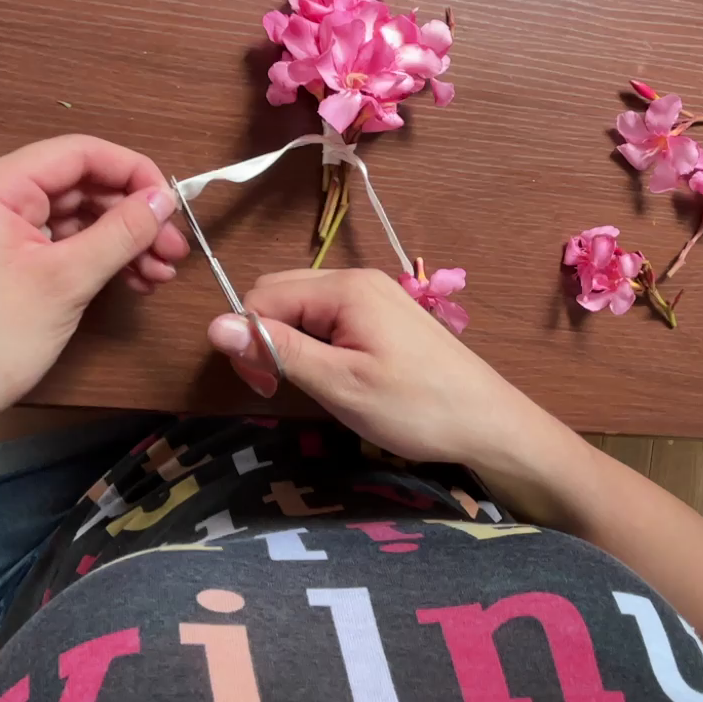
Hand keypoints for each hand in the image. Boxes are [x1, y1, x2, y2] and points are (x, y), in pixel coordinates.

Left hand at [0, 135, 188, 447]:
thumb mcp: (66, 281)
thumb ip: (121, 231)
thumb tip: (165, 198)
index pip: (78, 153)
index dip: (135, 173)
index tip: (174, 205)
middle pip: (77, 187)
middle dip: (132, 218)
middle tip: (174, 252)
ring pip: (70, 218)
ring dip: (119, 242)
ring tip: (157, 275)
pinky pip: (53, 243)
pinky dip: (92, 259)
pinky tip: (127, 280)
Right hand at [205, 268, 569, 470]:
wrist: (488, 422)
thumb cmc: (415, 407)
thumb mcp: (340, 384)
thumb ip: (278, 350)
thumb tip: (214, 324)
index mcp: (345, 288)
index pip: (263, 295)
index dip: (249, 338)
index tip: (262, 385)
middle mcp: (358, 280)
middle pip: (282, 294)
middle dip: (267, 336)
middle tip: (281, 387)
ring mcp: (376, 295)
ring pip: (305, 308)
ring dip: (292, 342)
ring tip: (311, 384)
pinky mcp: (387, 315)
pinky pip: (332, 317)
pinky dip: (318, 343)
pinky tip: (335, 373)